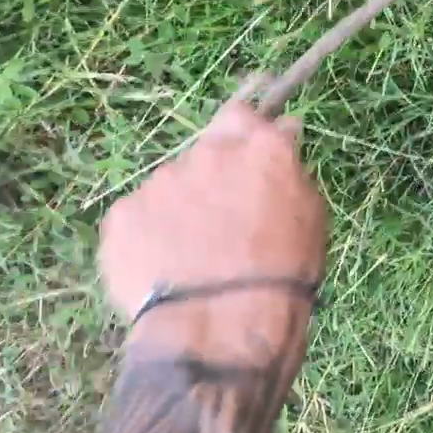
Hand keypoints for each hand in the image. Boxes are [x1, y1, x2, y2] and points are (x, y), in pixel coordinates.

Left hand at [99, 97, 327, 353]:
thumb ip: (288, 170)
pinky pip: (143, 214)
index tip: (251, 142)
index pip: (244, 114)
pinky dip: (157, 231)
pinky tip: (174, 262)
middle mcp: (208, 156)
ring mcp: (160, 182)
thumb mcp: (309, 213)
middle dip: (219, 172)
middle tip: (233, 211)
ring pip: (175, 184)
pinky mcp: (122, 214)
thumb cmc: (286, 267)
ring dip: (187, 204)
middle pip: (208, 151)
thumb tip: (282, 134)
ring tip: (202, 249)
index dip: (245, 127)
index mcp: (261, 152)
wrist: (223, 319)